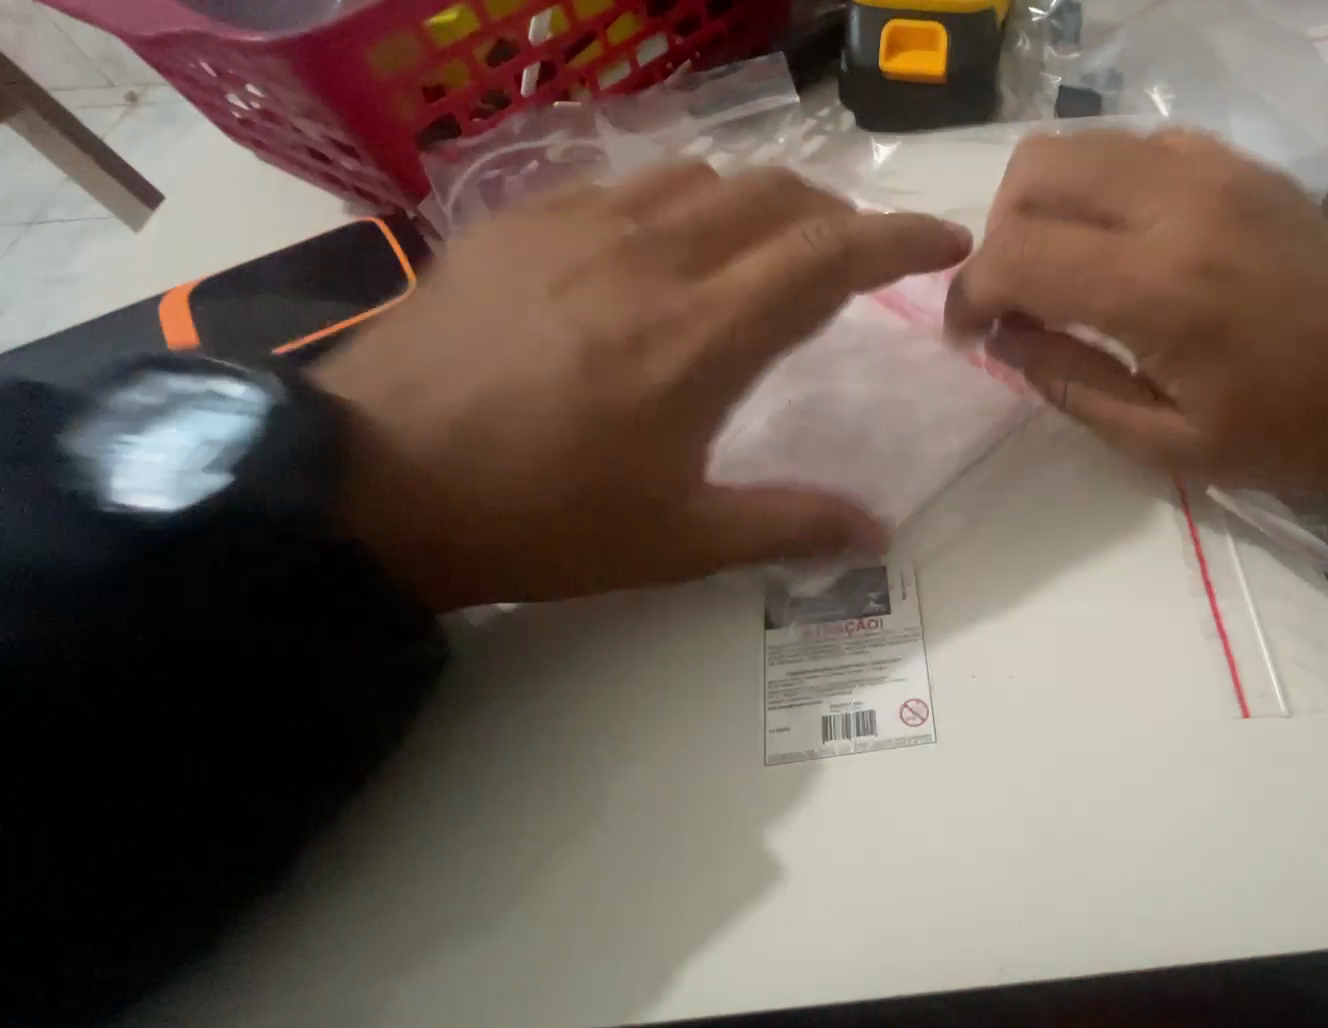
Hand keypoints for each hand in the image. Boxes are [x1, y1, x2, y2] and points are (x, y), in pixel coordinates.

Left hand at [315, 162, 971, 610]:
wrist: (374, 488)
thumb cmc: (543, 521)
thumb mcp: (679, 542)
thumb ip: (789, 526)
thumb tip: (878, 537)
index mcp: (702, 338)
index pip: (829, 255)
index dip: (901, 238)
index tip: (947, 243)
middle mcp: (653, 259)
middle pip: (779, 197)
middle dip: (841, 218)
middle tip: (859, 262)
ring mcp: (580, 228)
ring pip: (708, 178)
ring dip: (765, 206)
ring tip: (773, 253)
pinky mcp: (522, 222)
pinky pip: (632, 182)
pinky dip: (686, 204)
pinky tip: (671, 249)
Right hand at [945, 129, 1327, 494]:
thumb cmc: (1280, 435)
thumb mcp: (1161, 442)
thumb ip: (1068, 384)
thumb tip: (1002, 338)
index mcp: (1157, 287)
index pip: (1016, 255)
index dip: (969, 294)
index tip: (967, 333)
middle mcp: (1178, 203)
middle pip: (1034, 171)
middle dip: (997, 236)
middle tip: (1012, 299)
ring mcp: (1214, 170)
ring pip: (1080, 144)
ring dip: (1043, 204)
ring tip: (1057, 269)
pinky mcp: (1240, 164)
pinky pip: (1138, 146)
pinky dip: (1101, 187)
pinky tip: (1118, 242)